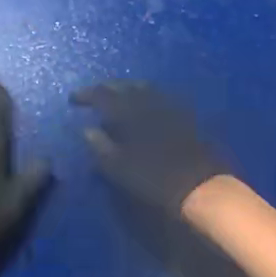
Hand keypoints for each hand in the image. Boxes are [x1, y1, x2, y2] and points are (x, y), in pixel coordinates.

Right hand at [72, 83, 227, 216]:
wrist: (203, 189)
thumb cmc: (155, 179)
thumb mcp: (119, 167)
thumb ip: (101, 146)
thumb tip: (88, 130)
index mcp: (130, 112)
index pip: (103, 95)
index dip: (86, 95)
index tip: (72, 99)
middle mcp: (150, 103)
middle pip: (125, 86)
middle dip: (107, 88)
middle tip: (94, 95)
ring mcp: (171, 109)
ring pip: (145, 90)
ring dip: (127, 90)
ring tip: (117, 98)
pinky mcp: (187, 119)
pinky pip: (161, 100)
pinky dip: (146, 99)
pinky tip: (144, 109)